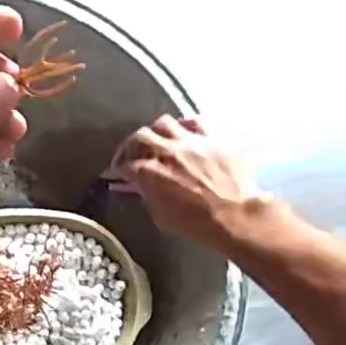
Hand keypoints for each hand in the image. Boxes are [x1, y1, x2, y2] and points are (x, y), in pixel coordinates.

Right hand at [110, 115, 279, 252]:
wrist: (233, 215)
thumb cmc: (194, 223)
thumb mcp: (160, 215)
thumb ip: (145, 195)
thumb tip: (134, 186)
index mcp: (148, 173)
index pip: (123, 166)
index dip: (115, 171)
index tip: (112, 174)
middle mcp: (166, 152)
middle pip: (138, 138)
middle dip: (129, 147)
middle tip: (128, 156)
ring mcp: (189, 141)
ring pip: (163, 123)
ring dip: (154, 132)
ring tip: (154, 141)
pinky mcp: (210, 138)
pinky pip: (193, 122)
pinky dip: (183, 126)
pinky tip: (180, 133)